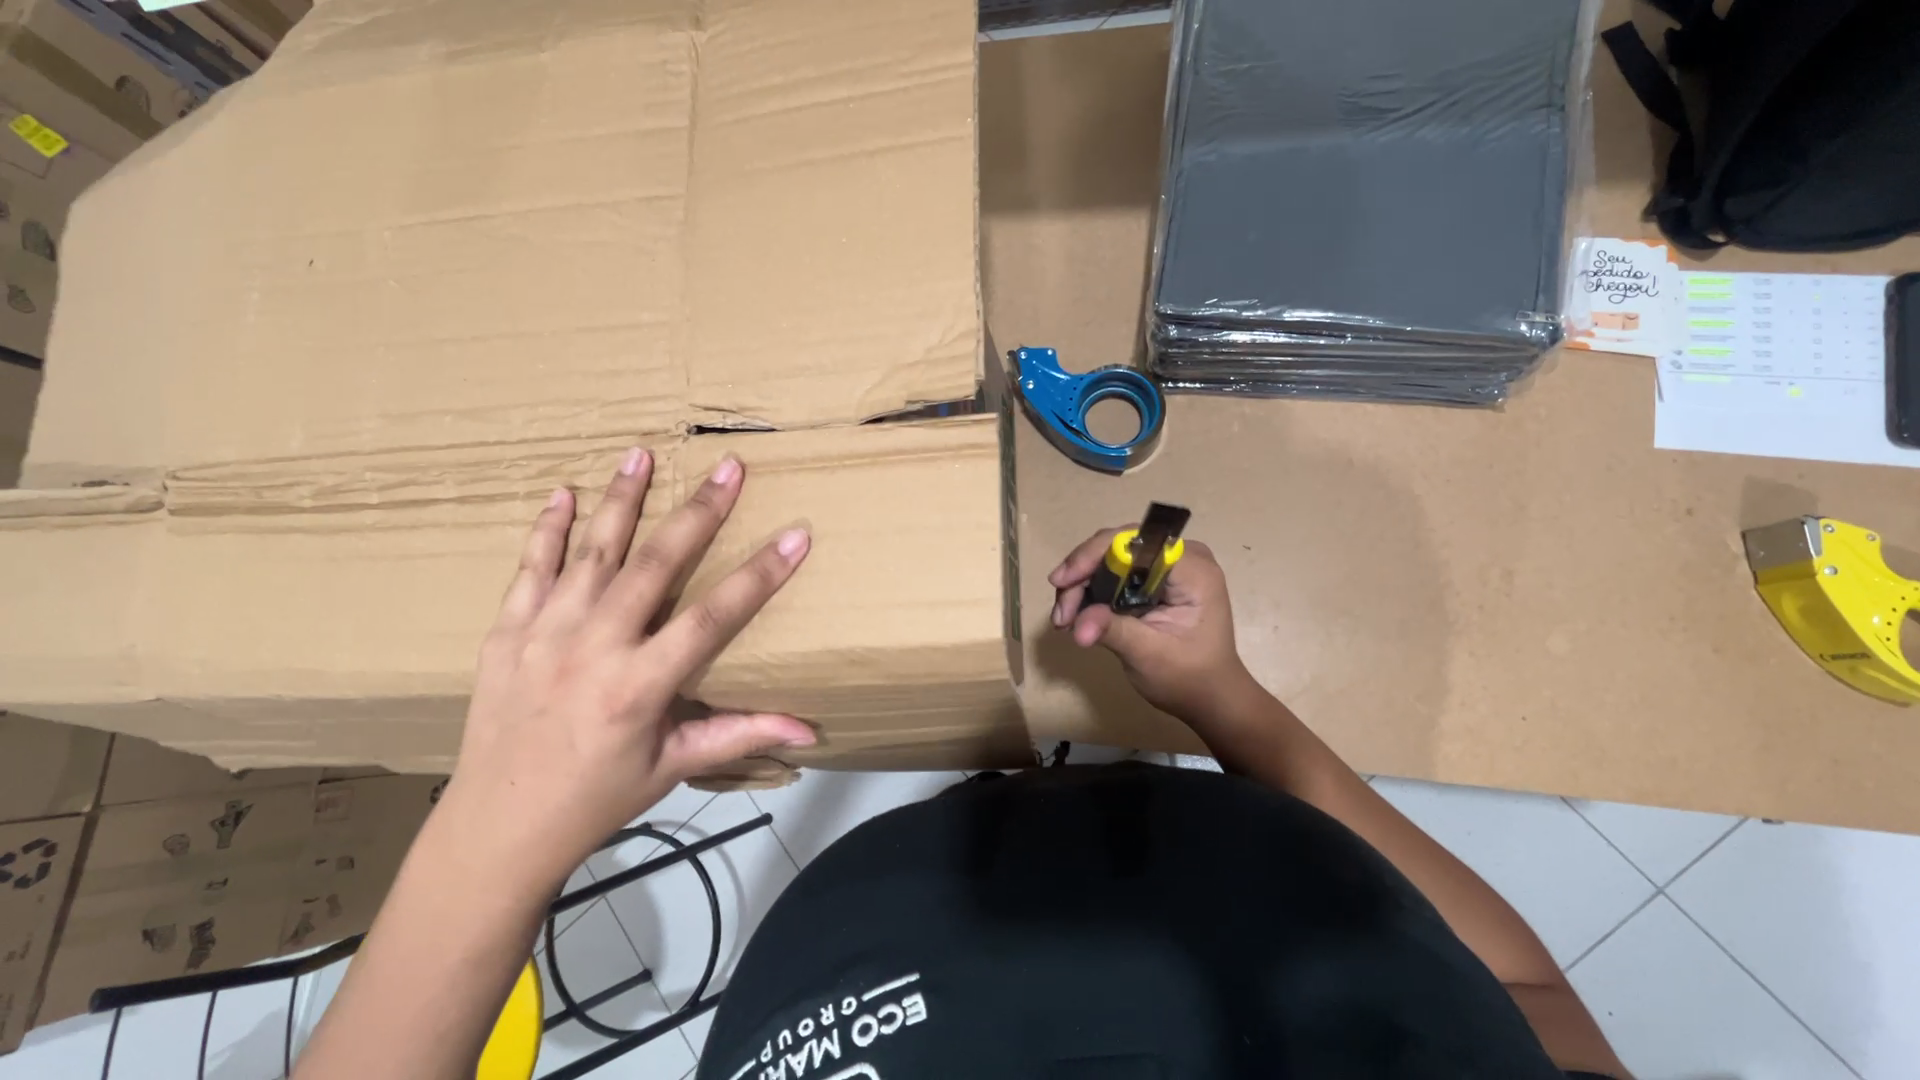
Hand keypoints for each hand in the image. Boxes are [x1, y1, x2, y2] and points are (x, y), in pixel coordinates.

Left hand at [441, 447, 815, 886]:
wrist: (497, 826)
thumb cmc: (597, 798)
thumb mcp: (672, 768)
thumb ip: (739, 735)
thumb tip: (811, 731)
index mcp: (639, 688)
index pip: (713, 618)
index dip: (759, 575)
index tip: (796, 535)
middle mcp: (593, 650)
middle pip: (655, 566)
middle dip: (699, 513)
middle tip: (729, 468)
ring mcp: (543, 635)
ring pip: (592, 553)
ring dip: (622, 500)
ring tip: (642, 453)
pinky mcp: (506, 633)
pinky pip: (531, 570)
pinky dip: (548, 530)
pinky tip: (564, 492)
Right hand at [1048, 527, 1259, 724]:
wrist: (1208, 697)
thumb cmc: (1188, 677)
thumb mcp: (1149, 655)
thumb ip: (1113, 631)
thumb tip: (1076, 626)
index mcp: (1191, 569)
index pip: (1135, 542)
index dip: (1094, 554)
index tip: (1063, 582)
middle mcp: (1180, 558)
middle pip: (1117, 547)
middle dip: (1082, 574)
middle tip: (1061, 613)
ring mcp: (1166, 568)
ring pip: (1110, 559)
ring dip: (1082, 586)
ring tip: (1064, 621)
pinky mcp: (1153, 580)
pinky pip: (1115, 574)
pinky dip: (1092, 592)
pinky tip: (1075, 616)